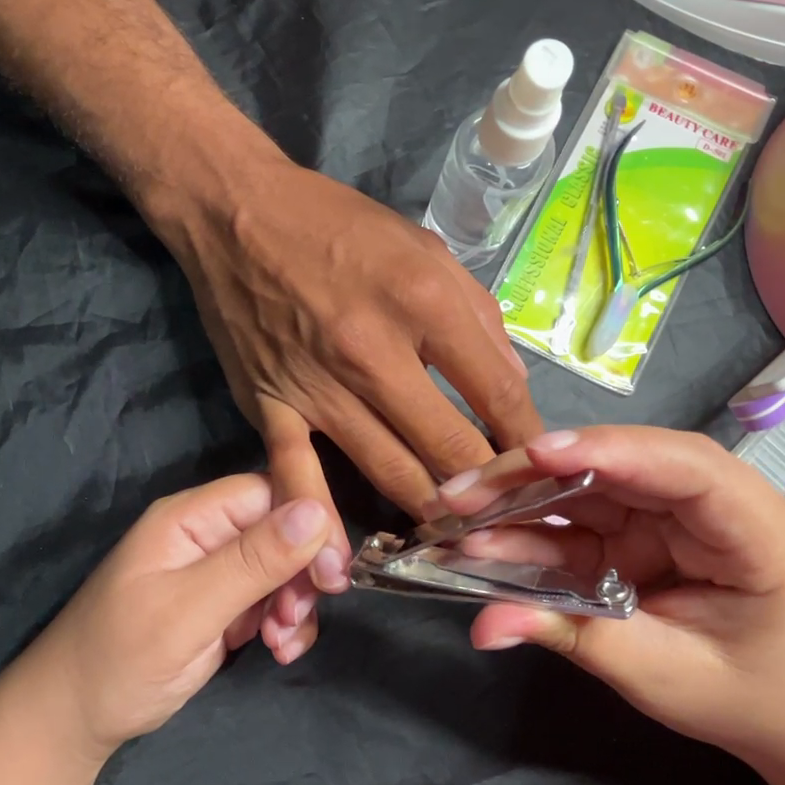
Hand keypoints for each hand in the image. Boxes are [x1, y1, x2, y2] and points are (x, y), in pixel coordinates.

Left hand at [25, 474, 329, 758]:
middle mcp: (206, 535)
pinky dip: (286, 624)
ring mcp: (216, 572)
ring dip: (296, 603)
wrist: (76, 718)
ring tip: (281, 642)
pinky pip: (273, 601)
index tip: (332, 573)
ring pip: (284, 569)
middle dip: (302, 572)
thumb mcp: (188, 610)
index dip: (309, 523)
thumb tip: (316, 511)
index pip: (268, 492)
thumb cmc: (120, 658)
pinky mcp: (224, 607)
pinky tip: (279, 651)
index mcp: (189, 518)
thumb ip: (252, 562)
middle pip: (283, 530)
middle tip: (299, 614)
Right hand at [147, 154, 543, 662]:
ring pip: (391, 475)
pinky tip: (344, 571)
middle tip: (514, 523)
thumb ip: (478, 320)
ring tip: (460, 540)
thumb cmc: (340, 225)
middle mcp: (374, 355)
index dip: (531, 445)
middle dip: (491, 495)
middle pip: (451, 450)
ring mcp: (318, 390)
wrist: (236, 213)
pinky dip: (321, 528)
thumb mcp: (427, 249)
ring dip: (432, 515)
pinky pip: (299, 479)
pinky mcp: (272, 409)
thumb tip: (508, 389)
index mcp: (424, 303)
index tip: (548, 476)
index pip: (498, 395)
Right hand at [436, 427, 784, 757]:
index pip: (689, 470)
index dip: (614, 452)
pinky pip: (570, 521)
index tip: (540, 454)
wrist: (777, 707)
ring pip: (582, 486)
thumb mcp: (664, 675)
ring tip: (451, 516)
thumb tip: (485, 625)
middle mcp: (704, 506)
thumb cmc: (745, 692)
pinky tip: (477, 540)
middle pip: (616, 466)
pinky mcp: (629, 531)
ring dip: (516, 497)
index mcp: (754, 533)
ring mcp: (661, 516)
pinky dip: (524, 529)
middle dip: (533, 475)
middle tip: (458, 495)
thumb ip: (579, 638)